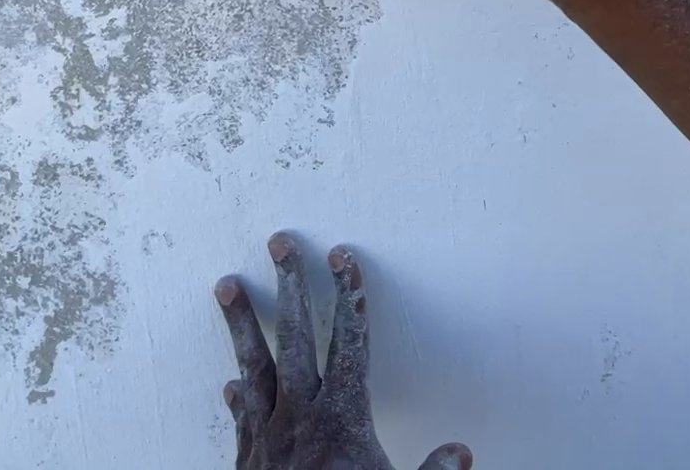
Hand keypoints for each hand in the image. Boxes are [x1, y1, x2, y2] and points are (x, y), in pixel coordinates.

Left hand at [214, 232, 472, 469]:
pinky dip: (238, 395)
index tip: (344, 257)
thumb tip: (463, 453)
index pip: (349, 341)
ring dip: (241, 321)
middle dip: (291, 285)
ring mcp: (267, 436)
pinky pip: (241, 417)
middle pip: (295, 334)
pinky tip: (231, 381)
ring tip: (226, 283)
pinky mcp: (246, 462)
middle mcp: (300, 415)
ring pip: (254, 362)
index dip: (350, 297)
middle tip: (280, 241)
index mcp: (340, 417)